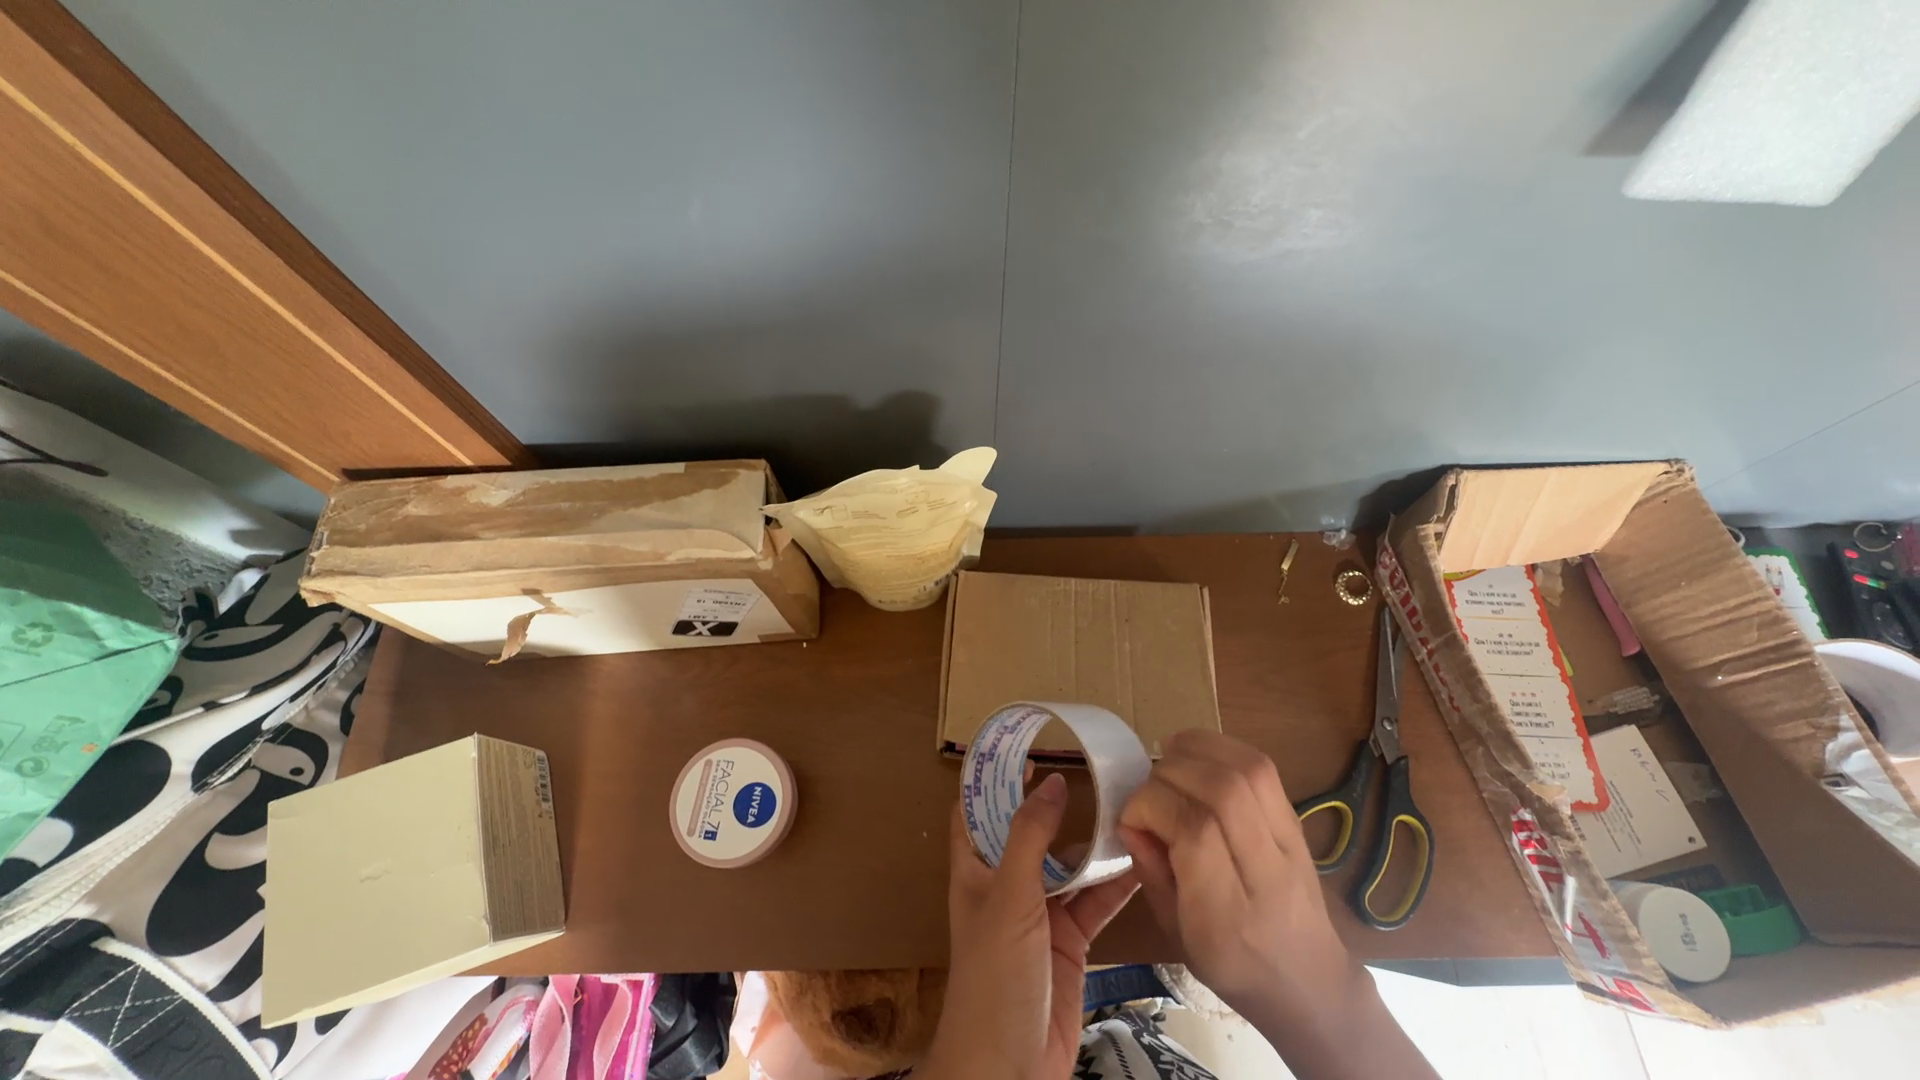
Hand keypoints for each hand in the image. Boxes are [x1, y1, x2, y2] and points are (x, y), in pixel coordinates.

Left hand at [919, 773, 1137, 1079]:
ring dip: (1092, 844)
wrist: (1009, 1066)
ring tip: (1128, 808)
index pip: (974, 810)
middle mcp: (1004, 887)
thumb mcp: (1010, 899)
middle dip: (1055, 806)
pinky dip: (1114, 886)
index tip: (1023, 745)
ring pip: (1067, 867)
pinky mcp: (1069, 944)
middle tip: (1094, 770)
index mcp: (974, 870)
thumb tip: (1049, 782)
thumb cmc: (995, 977)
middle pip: (1028, 835)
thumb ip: (1028, 839)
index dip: (992, 778)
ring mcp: (1038, 916)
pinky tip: (1141, 863)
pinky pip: (1094, 905)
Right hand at [1118, 730, 1435, 1079]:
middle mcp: (1268, 873)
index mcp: (1229, 916)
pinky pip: (1264, 768)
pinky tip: (1197, 756)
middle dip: (1170, 775)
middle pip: (1223, 792)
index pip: (1195, 832)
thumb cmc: (1231, 965)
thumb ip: (1151, 871)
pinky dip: (1223, 749)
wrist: (1308, 980)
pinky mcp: (1298, 822)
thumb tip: (1129, 819)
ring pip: (1248, 770)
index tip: (1130, 816)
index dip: (1152, 806)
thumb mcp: (1175, 933)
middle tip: (1148, 789)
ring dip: (1198, 751)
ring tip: (1168, 760)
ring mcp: (1291, 843)